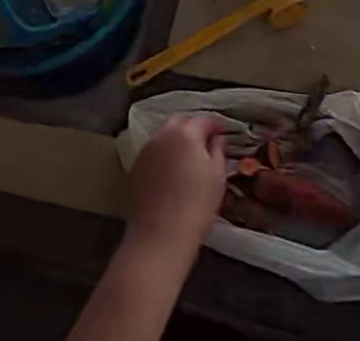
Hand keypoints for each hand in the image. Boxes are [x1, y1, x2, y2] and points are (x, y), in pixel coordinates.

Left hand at [128, 115, 226, 247]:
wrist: (159, 237)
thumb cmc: (196, 204)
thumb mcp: (217, 175)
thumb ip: (218, 150)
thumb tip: (216, 139)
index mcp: (186, 133)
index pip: (204, 121)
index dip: (216, 127)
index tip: (224, 135)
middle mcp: (163, 135)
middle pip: (180, 123)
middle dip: (193, 129)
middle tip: (205, 145)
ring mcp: (146, 151)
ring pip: (164, 136)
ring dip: (176, 141)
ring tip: (187, 159)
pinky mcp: (135, 168)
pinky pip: (153, 152)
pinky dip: (163, 155)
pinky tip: (171, 172)